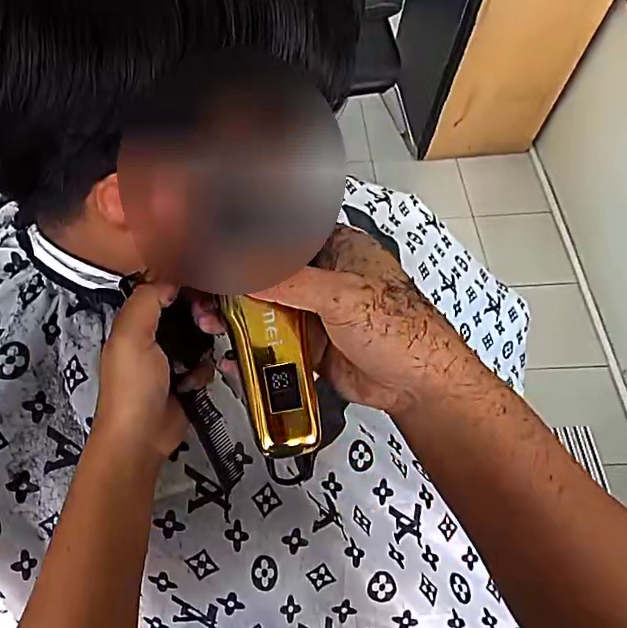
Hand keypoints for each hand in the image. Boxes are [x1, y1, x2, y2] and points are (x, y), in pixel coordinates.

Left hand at [94, 283, 201, 459]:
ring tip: (202, 356)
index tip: (201, 288)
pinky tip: (195, 380)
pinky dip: (205, 370)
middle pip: (186, 310)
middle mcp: (151, 338)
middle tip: (208, 322)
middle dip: (201, 313)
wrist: (142, 437)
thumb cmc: (130, 391)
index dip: (183, 285)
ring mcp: (170, 360)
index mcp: (134, 322)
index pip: (161, 289)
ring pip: (200, 335)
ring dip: (205, 342)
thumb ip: (146, 300)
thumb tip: (169, 280)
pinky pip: (205, 363)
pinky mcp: (186, 380)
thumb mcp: (131, 336)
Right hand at [202, 227, 482, 415]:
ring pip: (266, 313)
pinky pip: (274, 345)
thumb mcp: (342, 298)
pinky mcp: (311, 347)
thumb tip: (246, 269)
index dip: (246, 248)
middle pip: (266, 278)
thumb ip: (291, 282)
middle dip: (233, 291)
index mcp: (337, 250)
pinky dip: (252, 351)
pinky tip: (234, 356)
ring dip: (238, 321)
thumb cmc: (405, 333)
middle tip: (208, 300)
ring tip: (213, 326)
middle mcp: (323, 279)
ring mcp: (316, 315)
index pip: (281, 240)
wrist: (418, 387)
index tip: (215, 260)